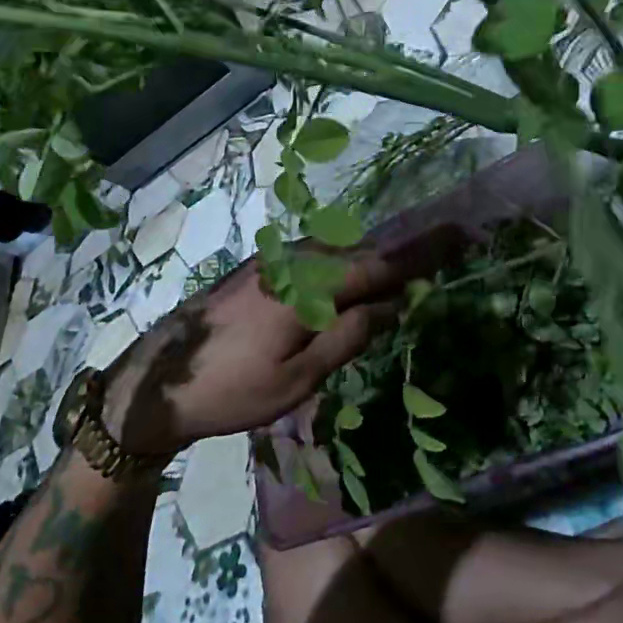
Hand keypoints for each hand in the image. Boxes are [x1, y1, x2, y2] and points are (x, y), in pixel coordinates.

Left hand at [99, 232, 455, 455]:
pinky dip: (346, 263)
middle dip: (406, 251)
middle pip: (364, 251)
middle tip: (447, 248)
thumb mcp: (296, 379)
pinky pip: (317, 256)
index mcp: (310, 288)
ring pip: (340, 252)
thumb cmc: (230, 390)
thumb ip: (349, 337)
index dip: (426, 251)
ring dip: (375, 258)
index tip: (464, 232)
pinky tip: (355, 277)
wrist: (158, 380)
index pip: (382, 264)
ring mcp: (275, 260)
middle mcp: (296, 262)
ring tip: (407, 268)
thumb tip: (394, 305)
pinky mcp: (261, 266)